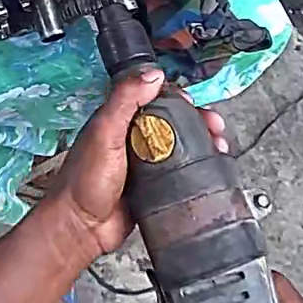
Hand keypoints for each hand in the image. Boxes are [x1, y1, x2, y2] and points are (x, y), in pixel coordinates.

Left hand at [47, 69, 229, 257]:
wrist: (82, 227)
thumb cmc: (85, 179)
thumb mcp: (104, 130)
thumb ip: (125, 99)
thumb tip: (153, 74)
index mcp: (120, 119)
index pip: (154, 98)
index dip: (177, 97)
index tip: (193, 102)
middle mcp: (135, 138)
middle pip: (174, 121)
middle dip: (198, 120)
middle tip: (214, 125)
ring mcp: (146, 163)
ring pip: (182, 146)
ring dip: (203, 142)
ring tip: (220, 146)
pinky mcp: (156, 186)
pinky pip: (182, 172)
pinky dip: (199, 167)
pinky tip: (213, 167)